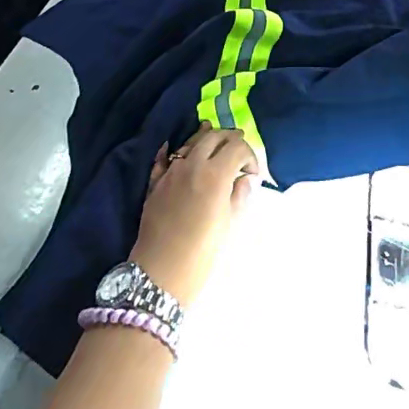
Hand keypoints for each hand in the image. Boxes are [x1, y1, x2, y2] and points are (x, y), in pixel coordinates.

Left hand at [130, 124, 257, 306]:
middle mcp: (192, 165)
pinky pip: (164, 158)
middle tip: (239, 151)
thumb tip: (247, 178)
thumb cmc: (203, 252)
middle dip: (230, 140)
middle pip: (214, 137)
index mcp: (216, 174)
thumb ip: (241, 194)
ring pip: (190, 142)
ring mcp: (170, 173)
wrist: (162, 272)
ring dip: (206, 139)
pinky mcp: (155, 184)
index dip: (250, 156)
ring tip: (216, 141)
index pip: (238, 147)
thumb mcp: (232, 223)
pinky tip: (175, 148)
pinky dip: (173, 150)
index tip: (253, 174)